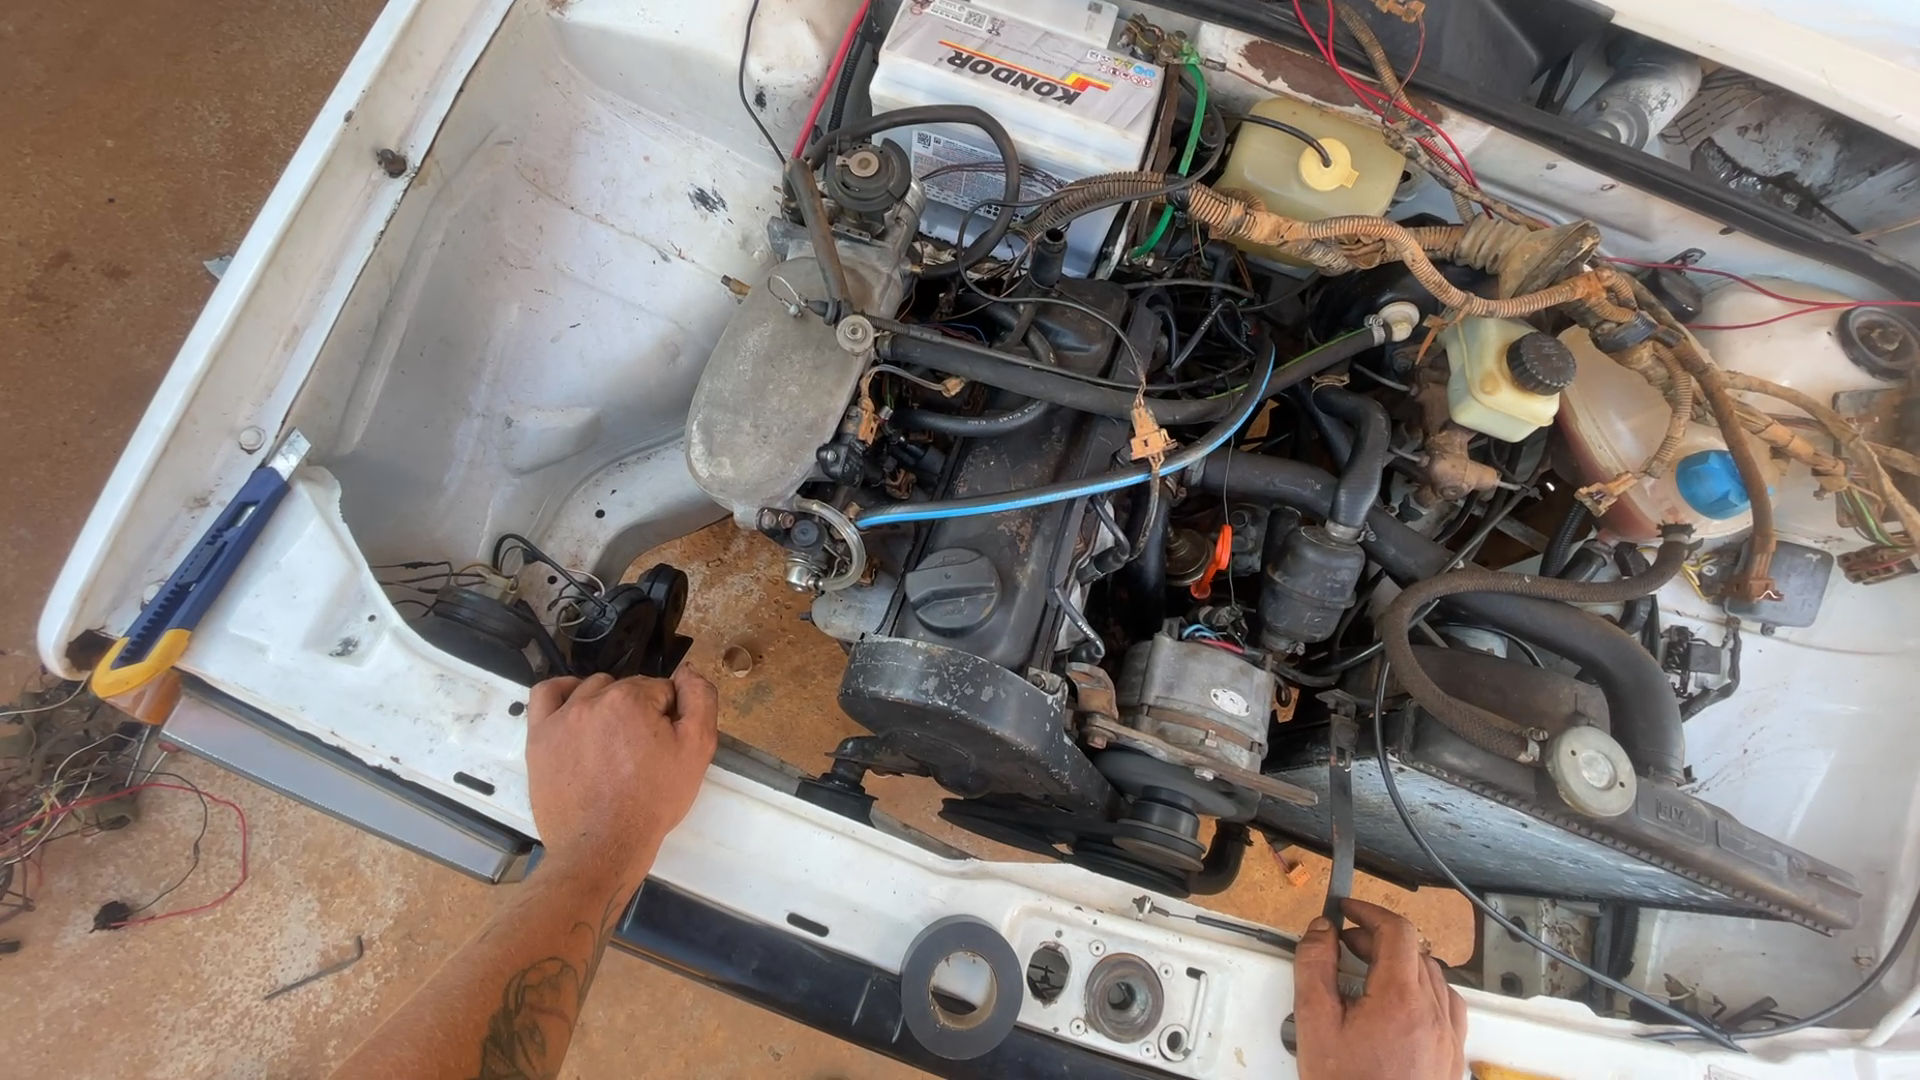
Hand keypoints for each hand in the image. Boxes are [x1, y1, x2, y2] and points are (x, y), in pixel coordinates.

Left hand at [524, 667, 719, 891]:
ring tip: (616, 741)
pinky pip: (547, 694)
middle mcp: (593, 700)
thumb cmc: (654, 800)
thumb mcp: (697, 750)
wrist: (603, 847)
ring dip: (610, 704)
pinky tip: (578, 707)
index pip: (663, 690)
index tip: (668, 745)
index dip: (672, 716)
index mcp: (632, 699)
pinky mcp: (539, 738)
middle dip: (642, 711)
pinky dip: (565, 691)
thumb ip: (700, 699)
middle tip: (646, 751)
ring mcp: (561, 718)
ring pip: (595, 689)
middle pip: (630, 688)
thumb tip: (688, 670)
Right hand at [1292, 898, 1466, 1079]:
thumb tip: (1322, 929)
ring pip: (1435, 977)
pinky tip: (1398, 1003)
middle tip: (1343, 945)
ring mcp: (1449, 1042)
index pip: (1398, 931)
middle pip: (1415, 951)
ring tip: (1366, 972)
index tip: (1346, 910)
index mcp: (1401, 1000)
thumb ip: (1313, 964)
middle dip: (1376, 938)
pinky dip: (1423, 991)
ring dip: (1401, 962)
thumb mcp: (1313, 1021)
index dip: (1368, 911)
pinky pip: (1448, 1008)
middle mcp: (1435, 1017)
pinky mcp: (1452, 1062)